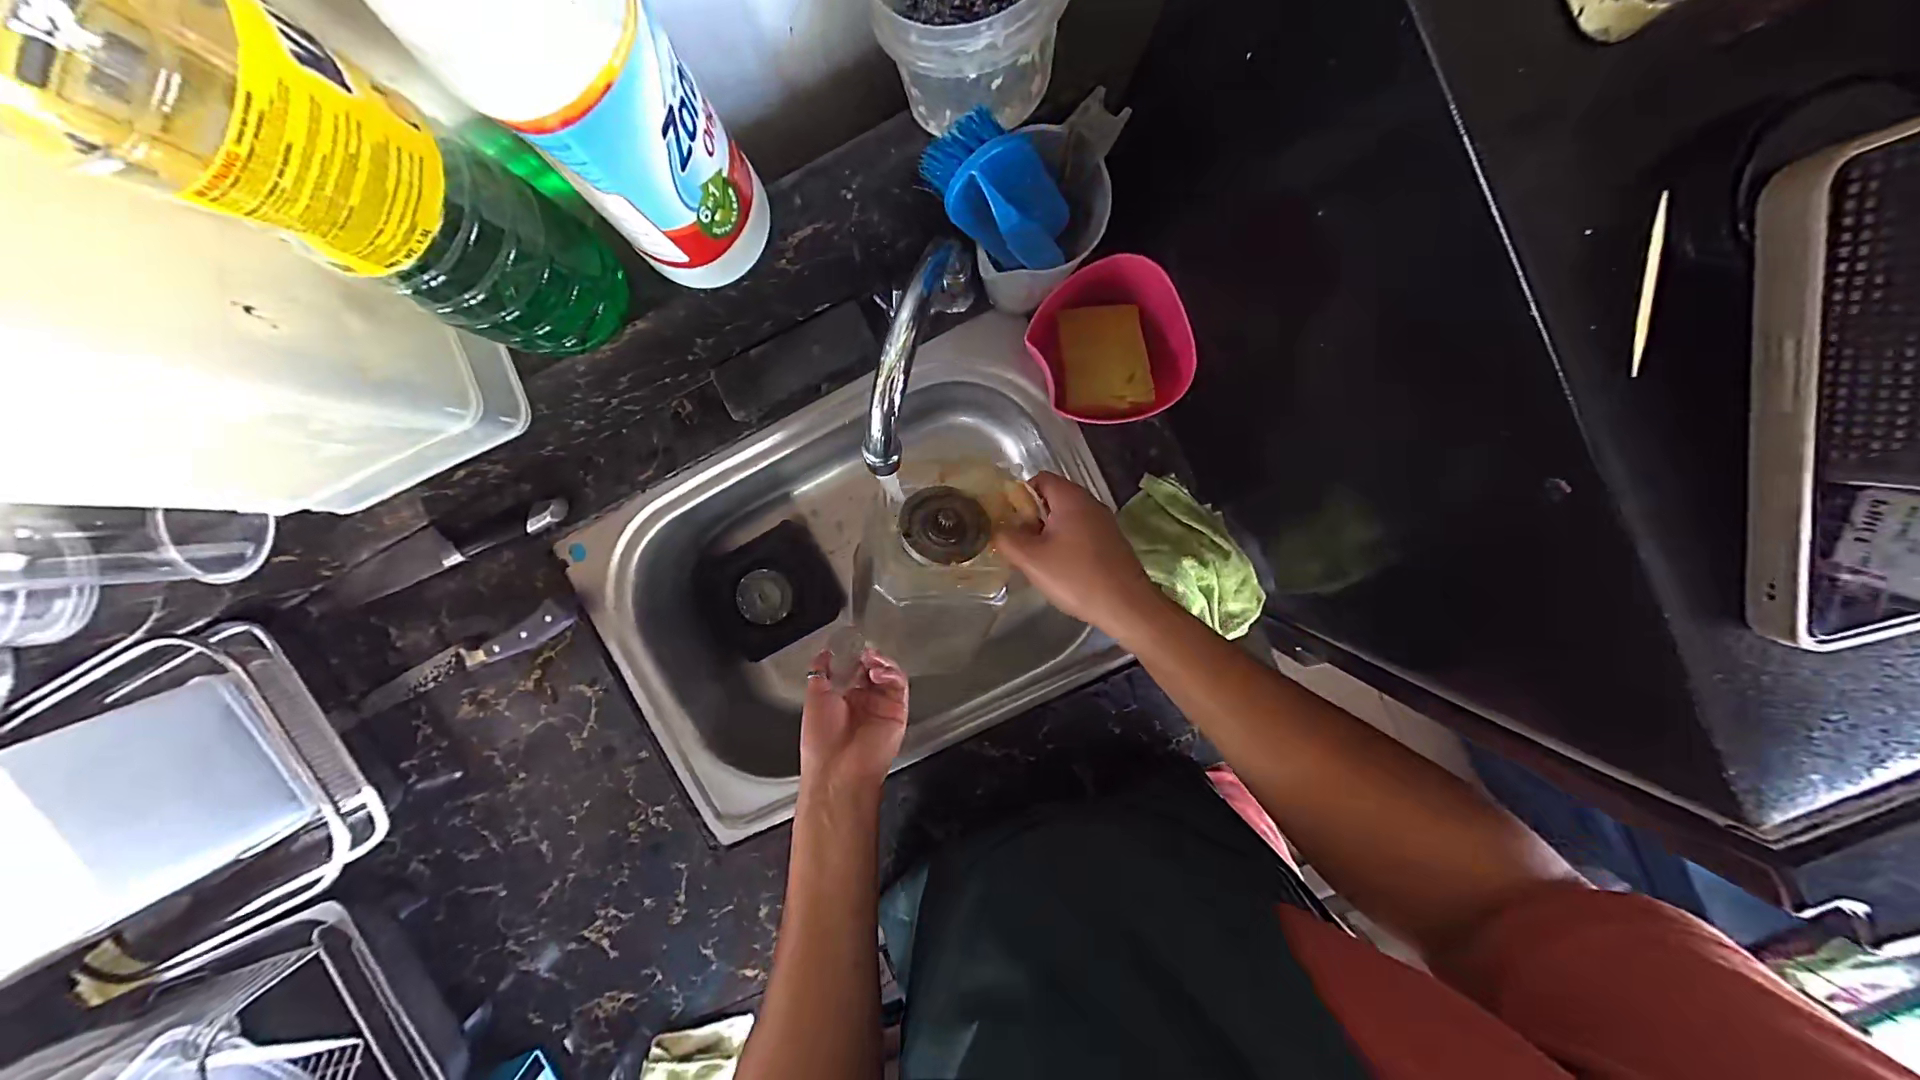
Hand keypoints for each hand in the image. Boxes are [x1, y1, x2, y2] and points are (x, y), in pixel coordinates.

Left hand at [800, 647, 908, 803]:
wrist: (838, 770)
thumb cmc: (821, 741)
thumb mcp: (814, 698)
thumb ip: (820, 672)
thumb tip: (823, 653)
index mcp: (843, 700)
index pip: (853, 670)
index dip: (852, 655)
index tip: (849, 644)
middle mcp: (864, 702)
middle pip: (872, 669)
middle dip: (867, 656)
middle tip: (861, 650)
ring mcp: (881, 706)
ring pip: (888, 673)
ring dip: (880, 661)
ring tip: (870, 659)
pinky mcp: (897, 710)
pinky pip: (899, 684)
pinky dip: (891, 672)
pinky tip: (878, 671)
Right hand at [994, 472, 1167, 634]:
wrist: (1126, 605)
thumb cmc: (1076, 577)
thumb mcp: (1030, 559)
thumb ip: (1006, 538)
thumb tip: (998, 528)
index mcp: (1071, 497)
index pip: (1039, 479)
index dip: (1019, 496)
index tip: (1009, 522)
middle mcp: (1090, 503)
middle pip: (1052, 498)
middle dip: (1031, 518)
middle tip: (1019, 544)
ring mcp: (1104, 523)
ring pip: (1066, 518)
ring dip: (1047, 534)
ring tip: (1037, 560)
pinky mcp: (1111, 542)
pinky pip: (1080, 533)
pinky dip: (1065, 544)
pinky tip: (1061, 569)